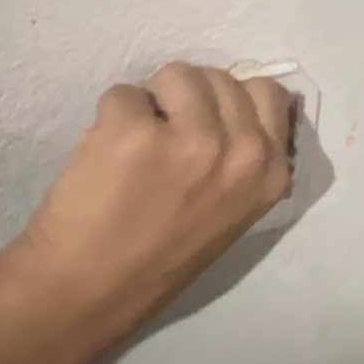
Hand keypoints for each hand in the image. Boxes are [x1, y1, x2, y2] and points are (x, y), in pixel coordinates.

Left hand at [0, 61, 294, 345]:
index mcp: (270, 172)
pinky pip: (124, 93)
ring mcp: (192, 138)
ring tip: (138, 147)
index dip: (228, 101)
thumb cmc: (163, 253)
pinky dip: (110, 118)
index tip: (205, 123)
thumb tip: (234, 101)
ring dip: (151, 102)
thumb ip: (243, 156)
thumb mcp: (233, 207)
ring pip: (175, 74)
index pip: (268, 94)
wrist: (93, 288)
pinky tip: (107, 159)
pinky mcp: (136, 132)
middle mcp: (243, 151)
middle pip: (218, 78)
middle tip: (165, 145)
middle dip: (187, 99)